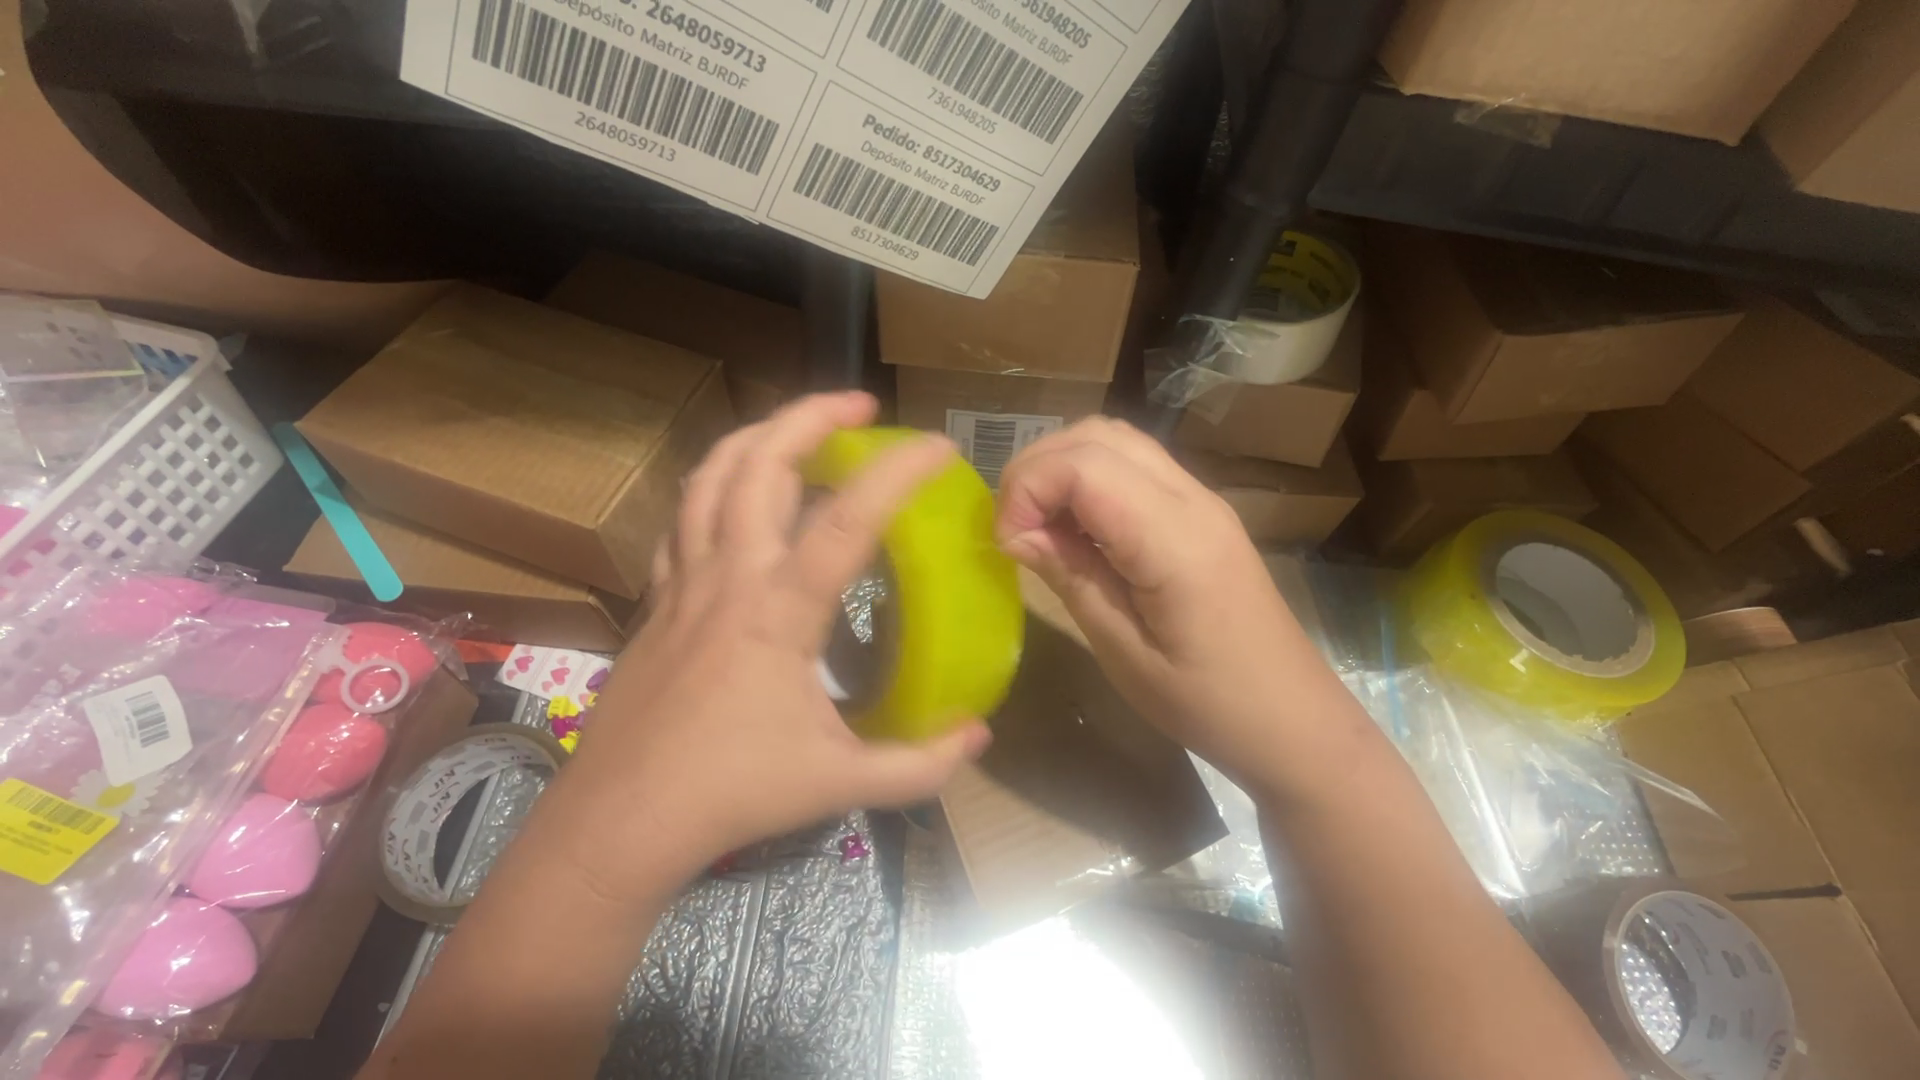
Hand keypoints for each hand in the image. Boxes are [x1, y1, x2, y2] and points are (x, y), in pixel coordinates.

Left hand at [542, 393, 990, 900]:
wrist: (621, 818)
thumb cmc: (731, 794)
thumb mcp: (841, 783)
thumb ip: (919, 764)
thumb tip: (979, 735)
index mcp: (779, 612)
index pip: (848, 520)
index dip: (898, 472)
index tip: (938, 445)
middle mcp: (730, 577)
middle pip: (761, 465)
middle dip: (810, 416)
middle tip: (858, 405)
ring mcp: (684, 582)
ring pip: (710, 479)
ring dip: (756, 437)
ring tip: (795, 427)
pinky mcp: (657, 600)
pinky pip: (682, 519)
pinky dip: (714, 488)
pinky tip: (735, 497)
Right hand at [994, 417, 1314, 795]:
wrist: (1292, 720)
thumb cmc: (1207, 702)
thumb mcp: (1124, 652)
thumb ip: (1071, 577)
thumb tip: (1016, 531)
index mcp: (1175, 538)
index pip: (1084, 465)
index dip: (1027, 489)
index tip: (1005, 543)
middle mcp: (1193, 500)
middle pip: (1098, 436)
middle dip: (1038, 468)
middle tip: (1011, 527)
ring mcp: (1203, 501)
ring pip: (1117, 441)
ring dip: (1064, 467)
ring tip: (1036, 524)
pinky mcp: (1202, 514)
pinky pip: (1136, 467)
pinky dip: (1091, 479)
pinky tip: (1076, 528)